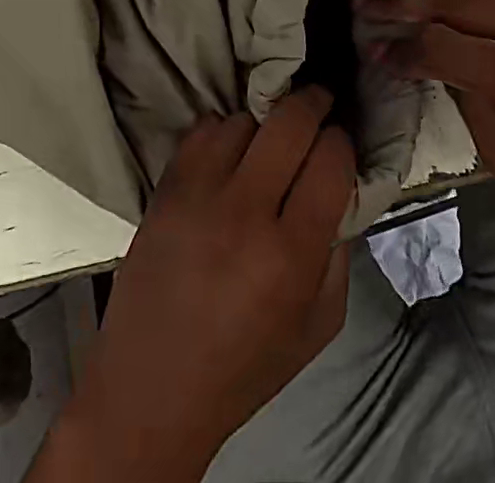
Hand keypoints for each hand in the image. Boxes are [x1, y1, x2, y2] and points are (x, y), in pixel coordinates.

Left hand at [28, 88, 354, 482]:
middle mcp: (245, 214)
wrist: (151, 392)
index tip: (341, 144)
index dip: (343, 141)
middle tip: (322, 102)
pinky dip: (224, 130)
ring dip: (267, 121)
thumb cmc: (246, 365)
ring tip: (271, 139)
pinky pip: (200, 133)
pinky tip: (231, 151)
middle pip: (290, 123)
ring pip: (244, 119)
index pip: (331, 160)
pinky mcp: (164, 194)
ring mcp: (197, 198)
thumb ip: (341, 252)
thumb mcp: (321, 323)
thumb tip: (343, 190)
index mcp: (292, 253)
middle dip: (315, 103)